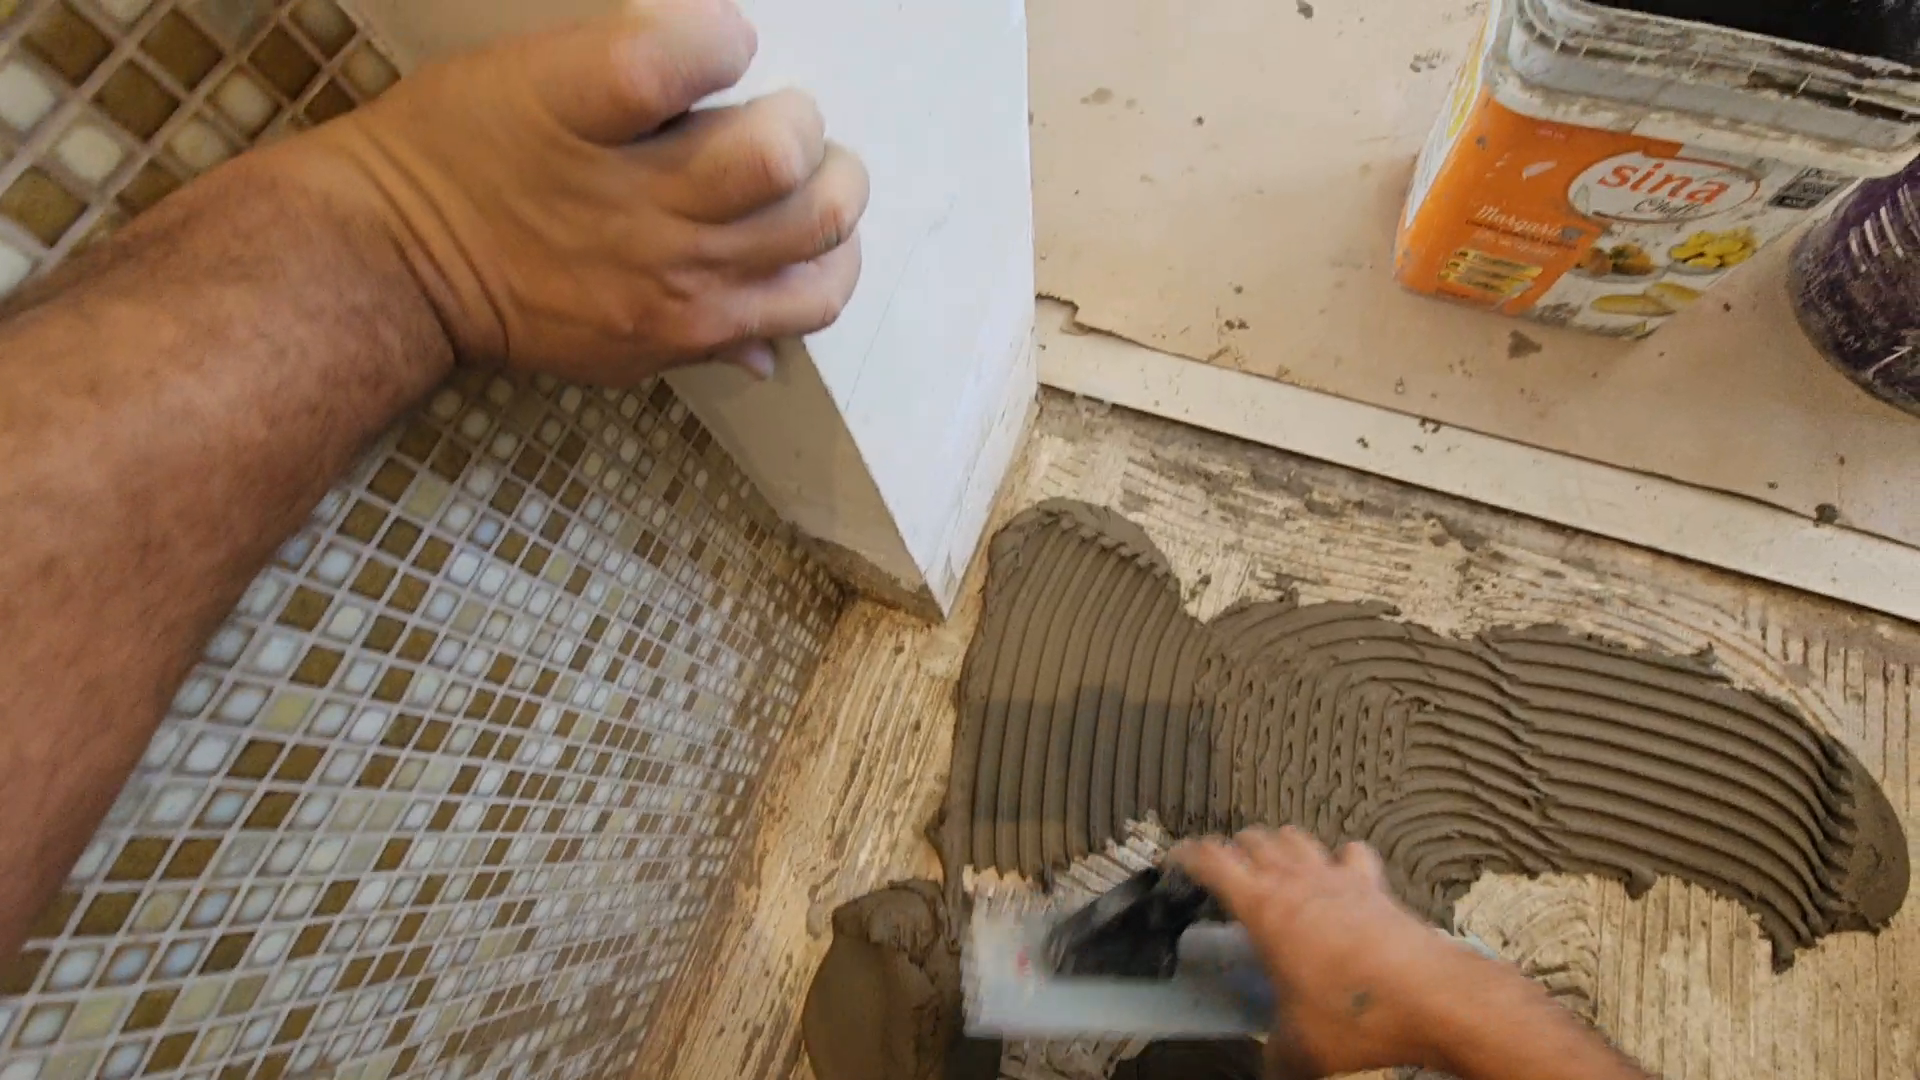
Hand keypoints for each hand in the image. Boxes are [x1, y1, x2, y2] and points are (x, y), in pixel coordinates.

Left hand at [278, 0, 866, 383]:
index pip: (823, 290)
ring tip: (755, 95)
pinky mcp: (573, 106)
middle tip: (792, 151)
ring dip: (787, 110)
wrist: (398, 267)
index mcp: (705, 318)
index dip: (838, 248)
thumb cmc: (522, 314)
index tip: (810, 219)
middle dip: (831, 173)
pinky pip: (665, 62)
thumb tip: (771, 358)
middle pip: (818, 212)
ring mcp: (633, 185)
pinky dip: (707, 39)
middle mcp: (688, 260)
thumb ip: (709, 351)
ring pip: (774, 148)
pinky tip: (713, 40)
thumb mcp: (629, 359)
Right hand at [1172, 828, 1460, 1078]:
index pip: (1211, 860)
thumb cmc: (1355, 1014)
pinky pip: (1351, 853)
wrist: (1434, 997)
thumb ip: (1276, 1052)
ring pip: (1293, 835)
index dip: (1187, 853)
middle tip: (1226, 869)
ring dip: (1276, 843)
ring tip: (1272, 861)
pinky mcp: (1371, 885)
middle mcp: (1292, 879)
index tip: (1176, 858)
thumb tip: (1270, 1068)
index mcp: (1261, 905)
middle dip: (1232, 848)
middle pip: (1250, 838)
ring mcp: (1333, 876)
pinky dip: (1340, 857)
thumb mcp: (1303, 1047)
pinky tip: (1341, 872)